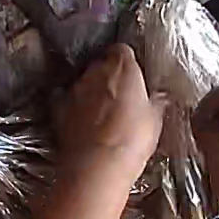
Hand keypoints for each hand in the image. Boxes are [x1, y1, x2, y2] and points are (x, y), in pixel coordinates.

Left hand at [59, 44, 167, 182]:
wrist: (96, 168)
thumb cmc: (131, 141)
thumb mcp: (155, 121)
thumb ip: (155, 102)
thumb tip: (159, 98)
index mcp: (122, 67)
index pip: (123, 51)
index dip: (127, 62)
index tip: (133, 75)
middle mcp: (94, 72)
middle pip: (100, 65)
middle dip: (108, 76)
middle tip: (120, 97)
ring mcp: (74, 91)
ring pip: (83, 83)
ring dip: (91, 93)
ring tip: (102, 113)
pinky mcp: (58, 110)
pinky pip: (66, 101)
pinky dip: (73, 108)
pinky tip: (82, 121)